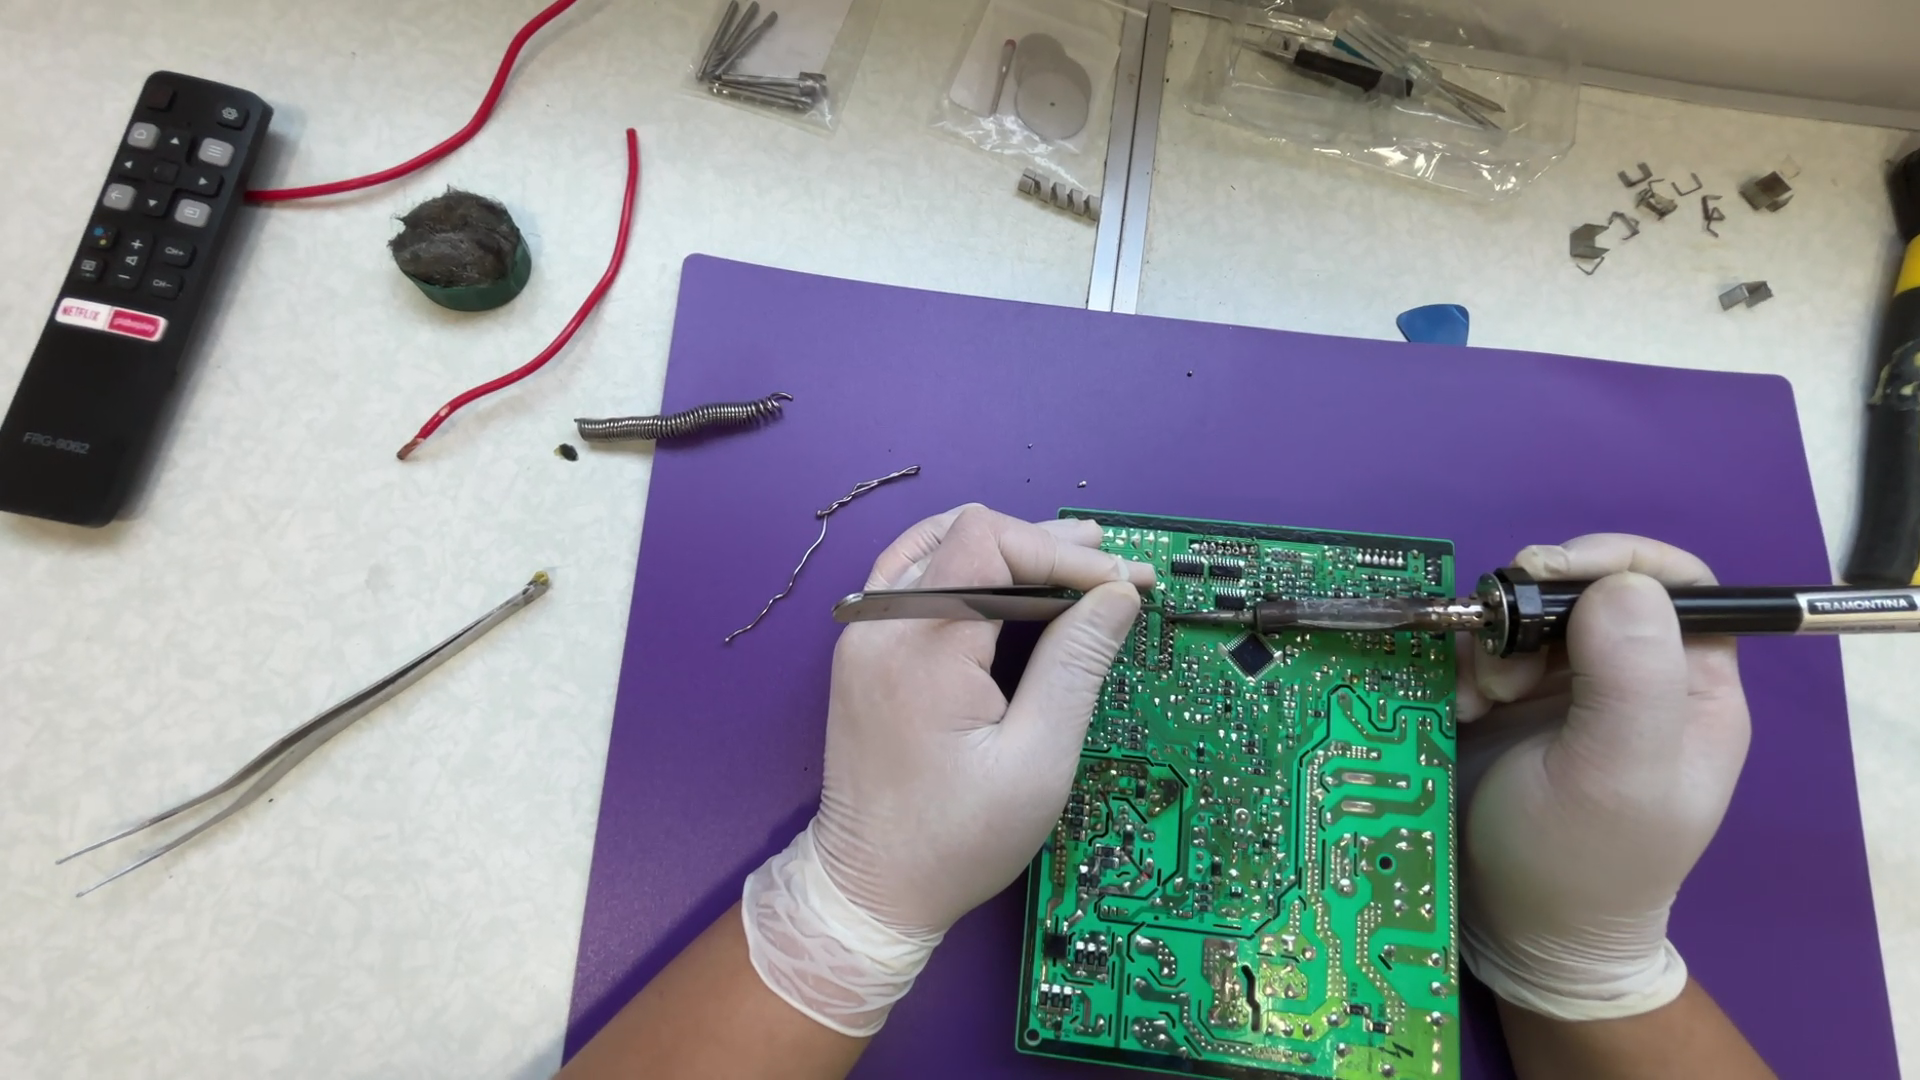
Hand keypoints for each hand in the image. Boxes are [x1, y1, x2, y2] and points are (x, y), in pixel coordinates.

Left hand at [741, 505, 1154, 1036]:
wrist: (869, 887)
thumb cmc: (958, 839)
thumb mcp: (1037, 761)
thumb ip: (1075, 665)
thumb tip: (1117, 595)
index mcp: (920, 645)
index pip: (990, 544)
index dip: (1061, 552)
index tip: (1122, 583)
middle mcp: (879, 621)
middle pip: (965, 535)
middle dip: (1045, 547)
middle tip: (1113, 567)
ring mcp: (863, 631)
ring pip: (938, 545)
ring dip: (1006, 547)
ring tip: (1072, 558)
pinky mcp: (864, 647)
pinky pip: (913, 575)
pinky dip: (966, 564)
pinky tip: (1005, 574)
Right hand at [1456, 535, 1751, 1021]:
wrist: (1509, 918)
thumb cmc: (1580, 855)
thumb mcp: (1617, 775)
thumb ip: (1631, 679)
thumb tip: (1621, 583)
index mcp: (1682, 686)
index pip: (1670, 585)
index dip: (1611, 561)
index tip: (1545, 570)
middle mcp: (1619, 674)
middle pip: (1575, 591)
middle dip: (1527, 612)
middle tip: (1499, 662)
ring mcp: (1551, 687)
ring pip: (1513, 617)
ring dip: (1484, 646)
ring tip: (1475, 700)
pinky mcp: (1492, 700)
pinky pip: (1469, 650)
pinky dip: (1454, 668)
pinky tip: (1454, 709)